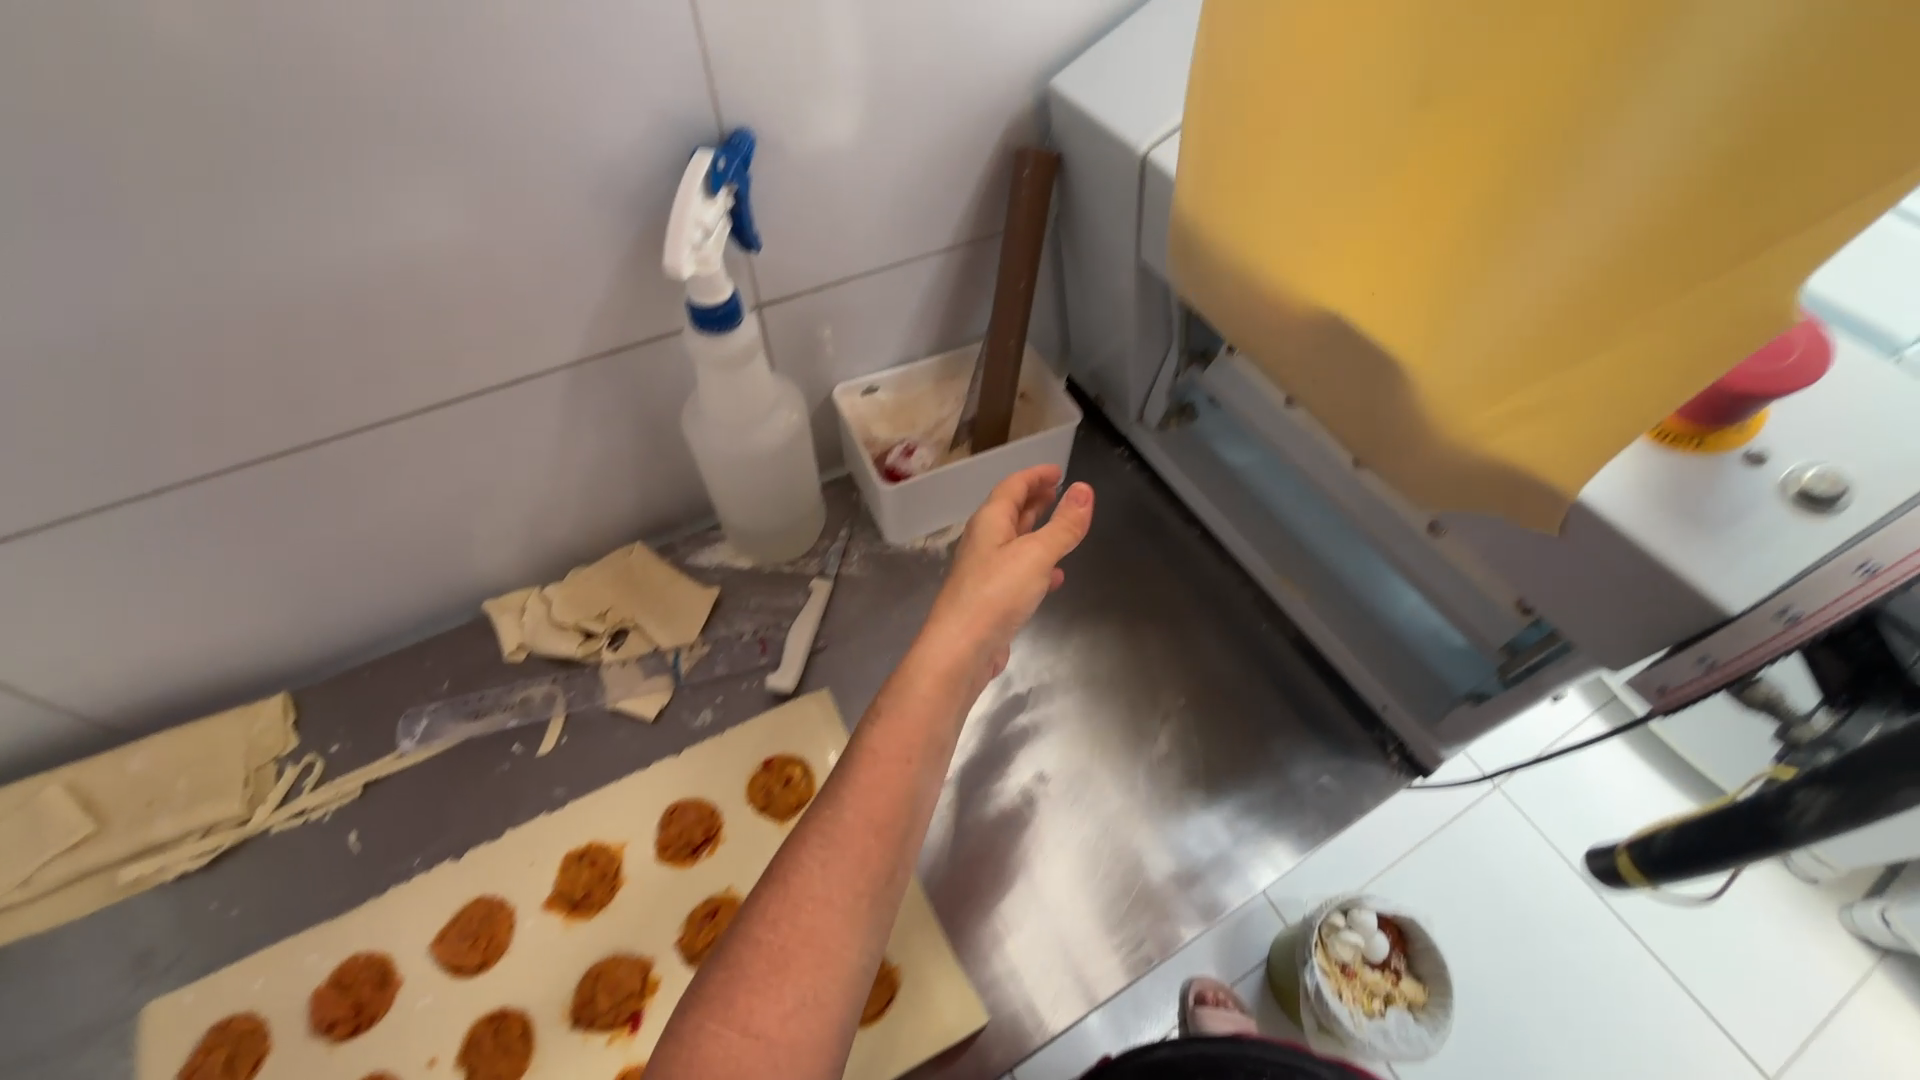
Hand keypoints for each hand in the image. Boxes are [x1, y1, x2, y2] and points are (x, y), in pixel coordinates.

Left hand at [918, 465, 1093, 682]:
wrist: (960, 650)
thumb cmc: (996, 594)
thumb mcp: (1037, 554)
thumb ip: (1063, 525)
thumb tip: (1084, 489)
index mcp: (989, 522)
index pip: (1012, 487)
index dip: (1035, 475)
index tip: (1058, 471)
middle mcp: (983, 542)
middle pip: (1010, 512)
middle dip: (1034, 500)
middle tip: (1058, 492)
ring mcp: (985, 572)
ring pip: (1014, 542)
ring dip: (1036, 531)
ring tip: (1060, 526)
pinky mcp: (991, 599)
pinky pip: (1017, 572)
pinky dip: (1037, 566)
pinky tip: (1054, 576)